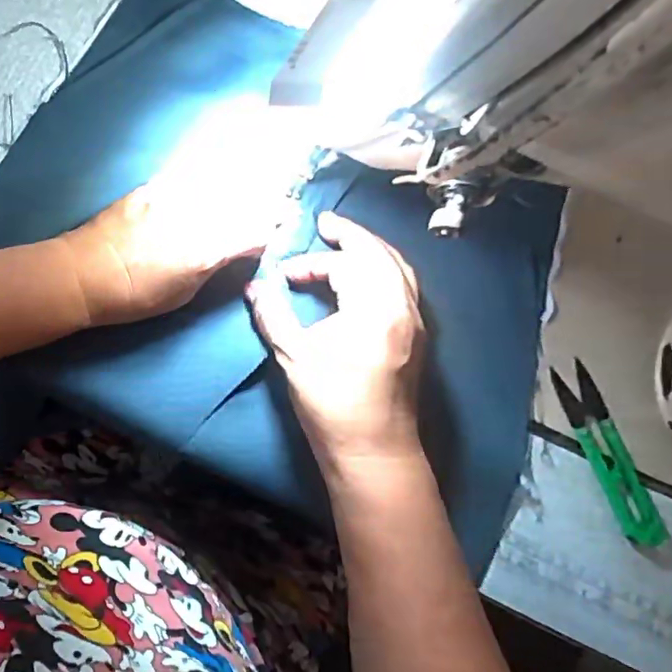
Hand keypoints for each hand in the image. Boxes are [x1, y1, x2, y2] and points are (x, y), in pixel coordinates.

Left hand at [58, 177, 274, 327]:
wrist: (81, 274)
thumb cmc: (130, 297)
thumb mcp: (181, 294)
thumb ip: (212, 267)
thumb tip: (235, 250)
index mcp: (203, 250)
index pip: (254, 229)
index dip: (273, 225)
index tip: (284, 221)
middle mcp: (193, 216)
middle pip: (245, 196)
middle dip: (268, 194)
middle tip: (282, 192)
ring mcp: (172, 196)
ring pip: (223, 175)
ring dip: (248, 171)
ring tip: (266, 163)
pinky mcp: (153, 186)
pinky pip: (193, 167)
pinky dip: (214, 160)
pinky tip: (226, 148)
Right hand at [247, 212, 423, 466]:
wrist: (372, 447)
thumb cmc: (331, 403)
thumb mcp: (293, 356)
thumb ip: (273, 316)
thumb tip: (256, 288)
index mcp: (375, 310)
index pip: (346, 264)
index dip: (311, 263)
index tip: (282, 277)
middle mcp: (404, 309)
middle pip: (382, 256)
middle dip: (352, 236)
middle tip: (326, 223)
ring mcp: (415, 323)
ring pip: (399, 269)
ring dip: (370, 251)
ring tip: (344, 242)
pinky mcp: (415, 336)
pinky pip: (402, 287)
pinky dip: (380, 270)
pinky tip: (360, 278)